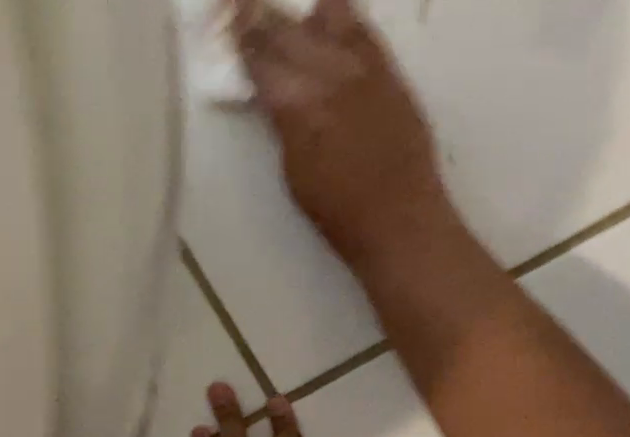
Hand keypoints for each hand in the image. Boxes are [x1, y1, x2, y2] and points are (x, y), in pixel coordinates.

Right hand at [230, 0, 457, 268]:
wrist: (400, 222)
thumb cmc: (338, 213)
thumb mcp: (293, 172)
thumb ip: (283, 125)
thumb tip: (275, 97)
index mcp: (296, 106)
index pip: (259, 57)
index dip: (241, 36)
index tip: (229, 21)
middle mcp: (328, 76)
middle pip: (288, 30)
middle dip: (262, 16)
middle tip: (247, 6)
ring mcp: (364, 71)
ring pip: (330, 17)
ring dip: (305, 14)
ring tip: (295, 15)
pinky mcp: (392, 76)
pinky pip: (365, 32)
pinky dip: (344, 21)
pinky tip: (334, 16)